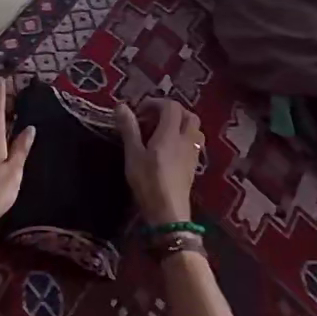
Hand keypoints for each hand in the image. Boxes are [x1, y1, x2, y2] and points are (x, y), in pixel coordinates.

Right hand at [113, 98, 202, 225]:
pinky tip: (172, 149)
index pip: (171, 106)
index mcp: (170, 133)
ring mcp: (193, 153)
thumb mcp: (133, 154)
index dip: (156, 103)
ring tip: (164, 131)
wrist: (168, 212)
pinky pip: (195, 142)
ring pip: (195, 129)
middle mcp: (186, 139)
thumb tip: (121, 106)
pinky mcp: (194, 166)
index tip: (140, 110)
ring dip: (182, 123)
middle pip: (188, 115)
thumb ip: (129, 129)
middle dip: (172, 111)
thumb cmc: (148, 182)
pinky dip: (185, 137)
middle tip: (154, 118)